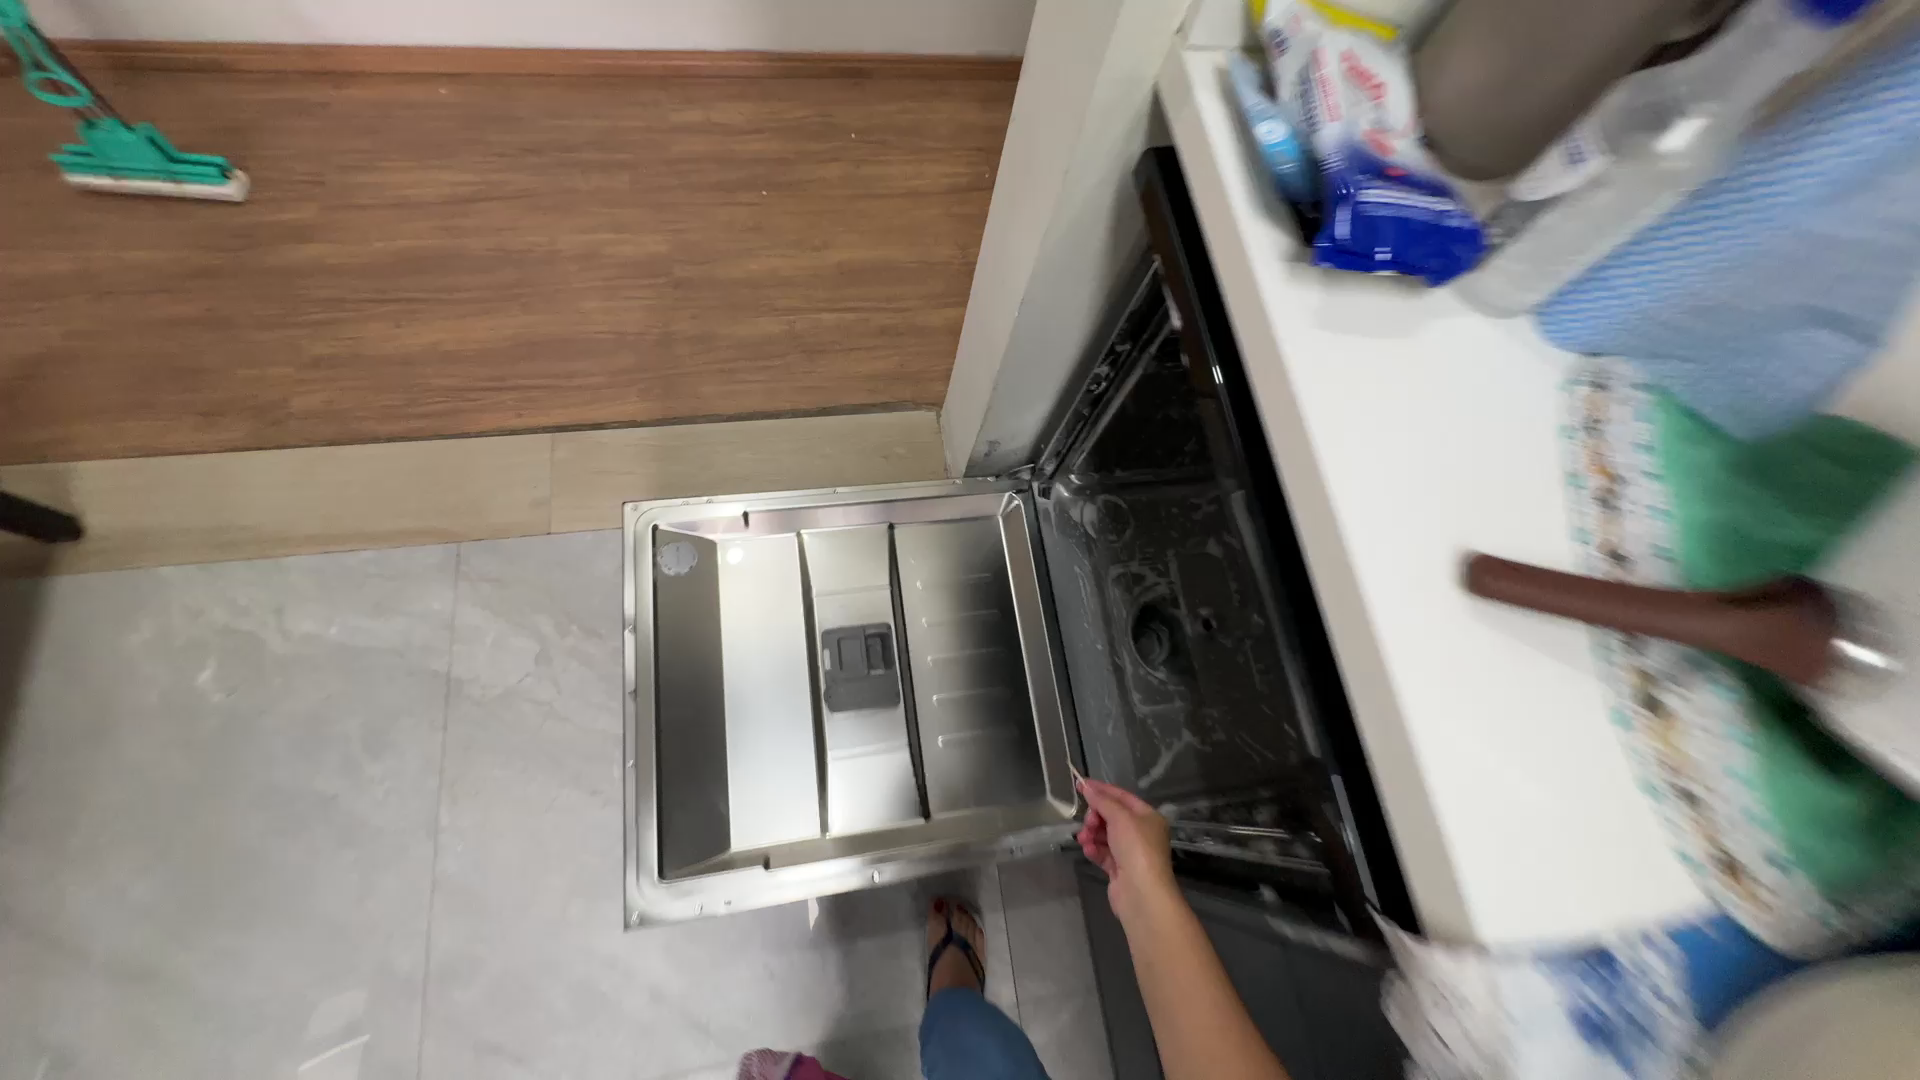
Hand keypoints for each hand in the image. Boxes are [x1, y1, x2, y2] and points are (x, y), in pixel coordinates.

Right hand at [1076, 777, 1176, 926]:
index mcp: (1148, 817)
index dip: (1101, 790)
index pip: (1122, 797)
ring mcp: (1130, 852)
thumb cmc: (1136, 848)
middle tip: (1088, 822)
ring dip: (1092, 834)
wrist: (1142, 894)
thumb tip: (1087, 786)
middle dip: (1095, 816)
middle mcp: (1141, 833)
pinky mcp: (1119, 869)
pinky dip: (1094, 849)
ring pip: (1105, 835)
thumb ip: (1102, 801)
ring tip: (1084, 838)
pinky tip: (1088, 850)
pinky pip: (1103, 853)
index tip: (1080, 784)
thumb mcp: (1120, 817)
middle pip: (1111, 816)